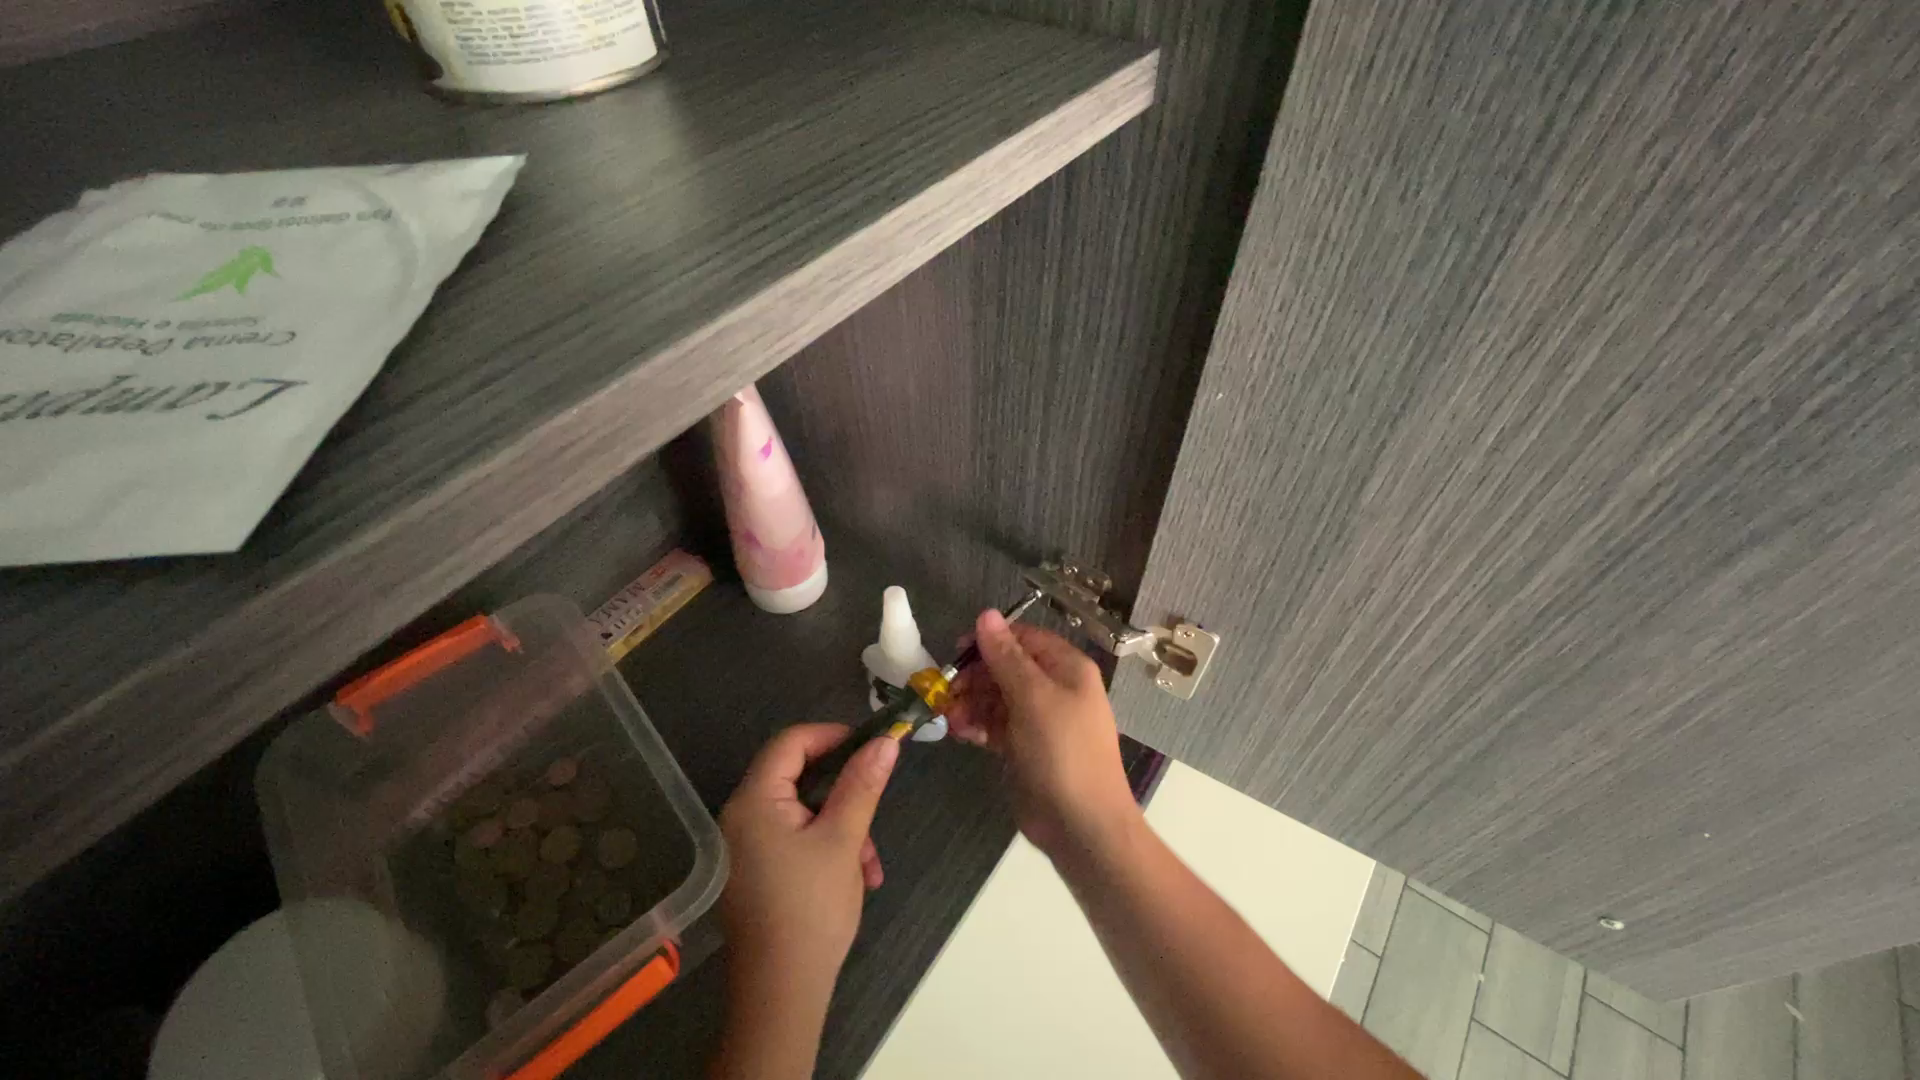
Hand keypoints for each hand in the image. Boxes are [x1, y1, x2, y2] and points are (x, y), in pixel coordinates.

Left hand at [718, 724, 898, 992]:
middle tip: (875, 814)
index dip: (833, 736)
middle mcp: (740, 818)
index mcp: (754, 802)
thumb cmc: (811, 909)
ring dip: (843, 830)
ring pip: (803, 814)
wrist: (781, 993)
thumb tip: (885, 742)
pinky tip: (855, 879)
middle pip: (799, 780)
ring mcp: (745, 847)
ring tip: (870, 866)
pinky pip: (794, 840)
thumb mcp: (843, 840)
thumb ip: (862, 785)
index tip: (872, 748)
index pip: (791, 743)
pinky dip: (826, 849)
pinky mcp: (754, 872)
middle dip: (845, 797)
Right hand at [945, 609, 1141, 858]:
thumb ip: (1006, 657)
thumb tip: (986, 614)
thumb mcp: (1033, 698)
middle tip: (947, 691)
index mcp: (1067, 669)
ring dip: (971, 703)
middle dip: (975, 677)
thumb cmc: (1062, 753)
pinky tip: (960, 733)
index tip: (956, 651)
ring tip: (950, 718)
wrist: (1081, 825)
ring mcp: (1039, 720)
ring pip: (997, 697)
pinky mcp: (1025, 747)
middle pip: (1006, 668)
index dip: (991, 641)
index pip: (1024, 639)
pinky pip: (996, 725)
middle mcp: (1055, 689)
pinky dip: (977, 725)